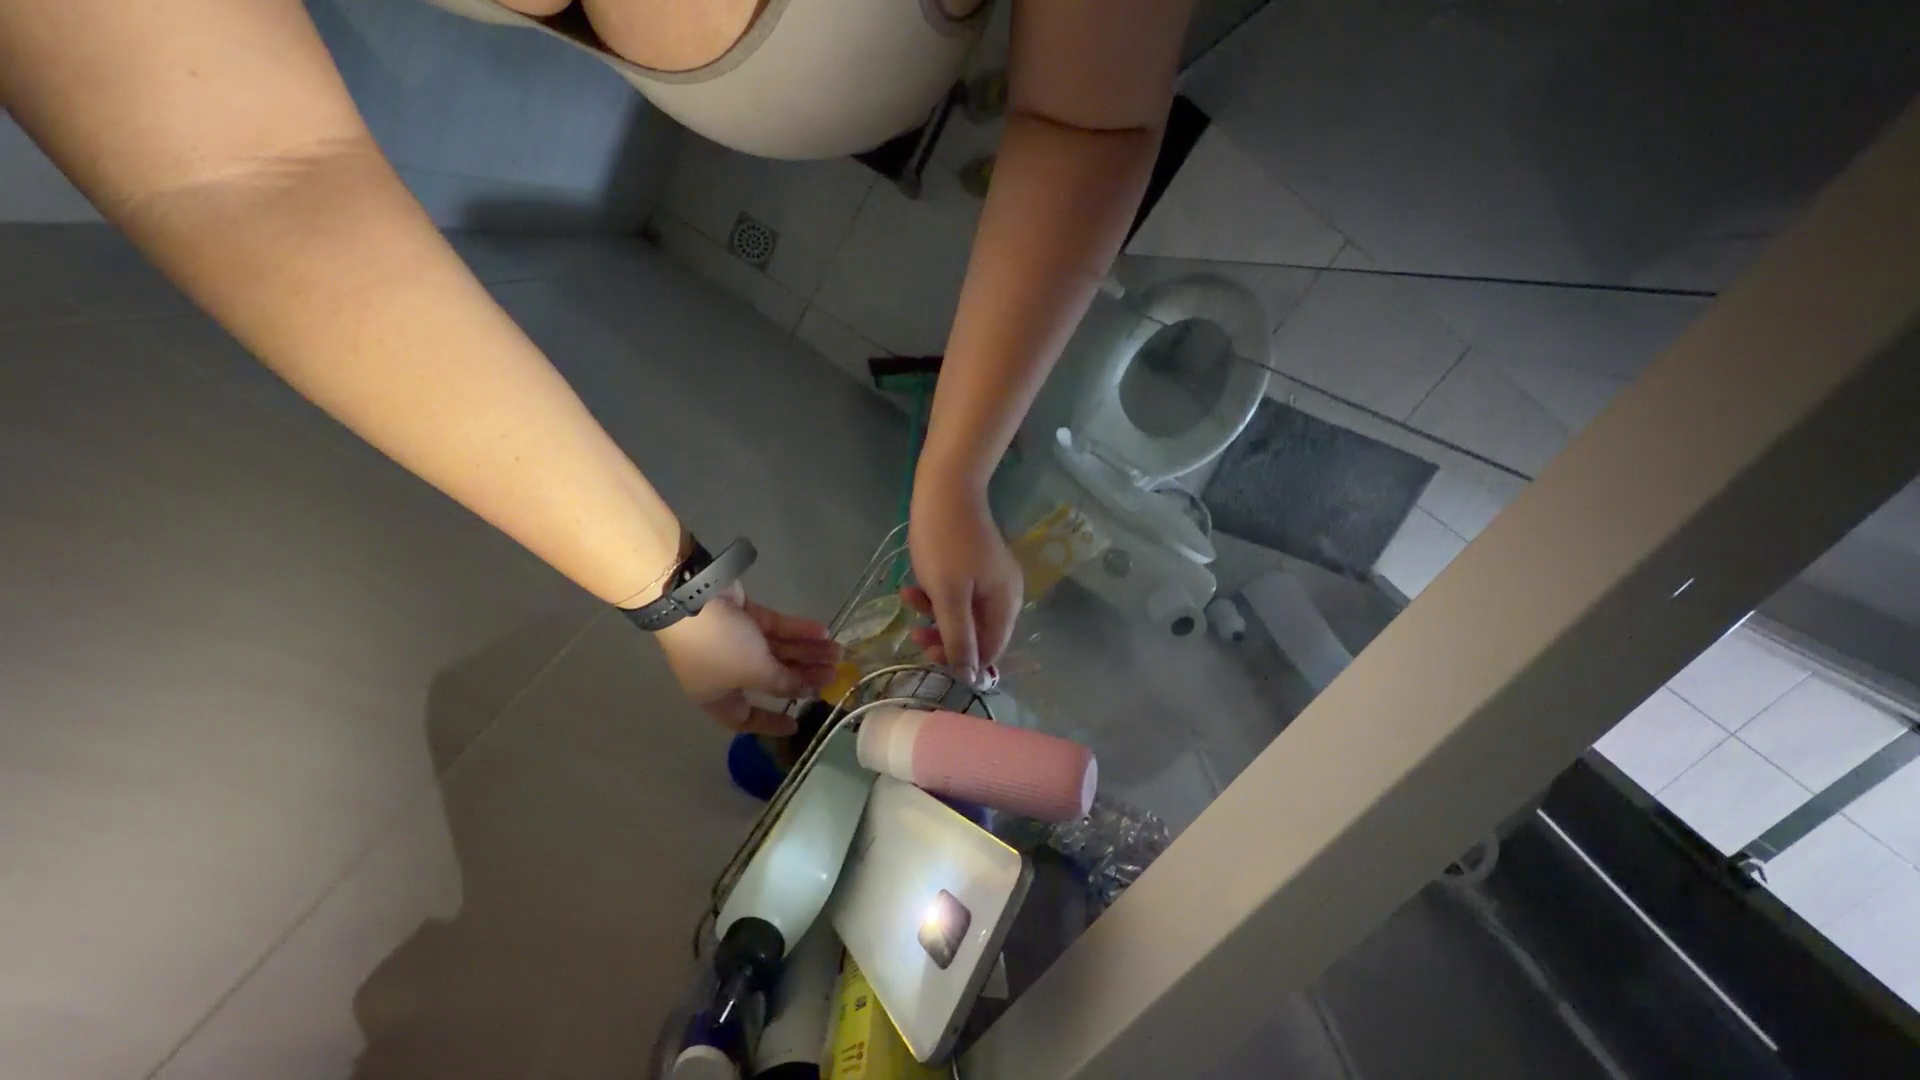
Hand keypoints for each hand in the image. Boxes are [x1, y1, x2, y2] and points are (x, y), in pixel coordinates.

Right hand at [653, 584, 839, 734]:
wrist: (692, 597)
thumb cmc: (718, 647)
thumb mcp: (754, 672)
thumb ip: (782, 684)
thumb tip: (805, 692)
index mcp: (717, 696)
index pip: (744, 717)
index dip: (770, 722)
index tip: (796, 725)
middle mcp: (725, 671)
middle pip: (771, 679)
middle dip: (802, 677)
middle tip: (833, 674)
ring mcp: (733, 640)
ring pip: (776, 651)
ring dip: (806, 651)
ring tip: (837, 652)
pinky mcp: (742, 615)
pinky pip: (775, 628)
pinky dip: (797, 630)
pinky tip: (823, 631)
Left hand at [907, 474, 1021, 679]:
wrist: (944, 488)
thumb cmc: (945, 544)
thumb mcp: (948, 596)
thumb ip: (959, 638)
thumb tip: (970, 677)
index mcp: (1006, 603)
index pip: (991, 650)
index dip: (964, 661)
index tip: (930, 658)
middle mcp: (1004, 593)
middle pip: (977, 633)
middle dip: (944, 636)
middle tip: (915, 635)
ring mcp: (989, 577)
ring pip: (962, 613)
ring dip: (934, 613)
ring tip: (909, 601)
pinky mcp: (973, 564)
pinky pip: (956, 592)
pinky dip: (935, 594)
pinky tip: (912, 586)